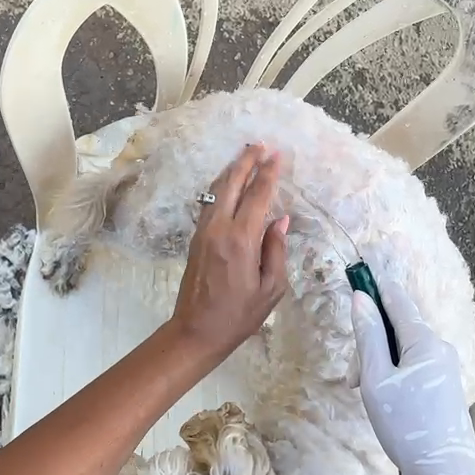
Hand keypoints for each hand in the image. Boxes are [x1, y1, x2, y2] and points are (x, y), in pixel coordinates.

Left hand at [165, 145, 289, 366]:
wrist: (195, 331)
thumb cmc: (238, 315)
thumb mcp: (270, 289)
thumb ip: (276, 250)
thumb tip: (279, 221)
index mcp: (241, 239)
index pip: (258, 195)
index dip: (269, 173)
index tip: (278, 155)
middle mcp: (219, 227)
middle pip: (232, 182)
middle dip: (247, 160)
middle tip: (261, 144)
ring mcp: (204, 230)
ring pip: (218, 188)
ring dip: (233, 169)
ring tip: (247, 154)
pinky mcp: (196, 236)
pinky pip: (210, 200)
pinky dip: (222, 184)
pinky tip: (230, 180)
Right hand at [352, 280, 474, 474]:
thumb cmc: (406, 426)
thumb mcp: (377, 380)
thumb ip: (369, 336)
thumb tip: (361, 297)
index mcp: (424, 340)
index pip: (397, 298)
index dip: (376, 284)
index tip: (358, 270)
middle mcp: (439, 346)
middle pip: (400, 325)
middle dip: (373, 339)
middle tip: (354, 376)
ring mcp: (446, 367)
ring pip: (406, 348)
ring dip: (381, 360)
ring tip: (366, 393)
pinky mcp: (446, 386)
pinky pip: (416, 365)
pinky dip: (395, 372)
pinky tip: (385, 399)